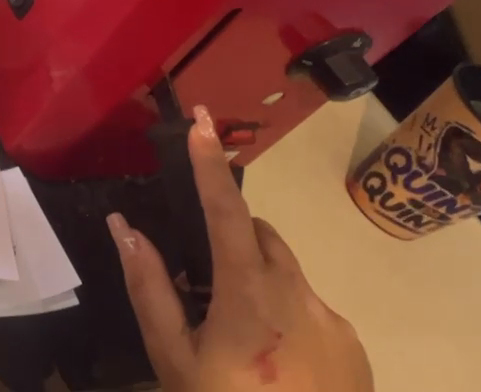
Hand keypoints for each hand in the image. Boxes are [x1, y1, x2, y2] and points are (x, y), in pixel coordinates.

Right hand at [108, 107, 374, 391]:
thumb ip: (149, 286)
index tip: (201, 118)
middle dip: (231, 236)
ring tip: (235, 335)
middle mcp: (299, 295)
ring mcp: (334, 324)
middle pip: (260, 237)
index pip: (226, 211)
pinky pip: (311, 310)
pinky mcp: (356, 352)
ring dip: (257, 279)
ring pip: (286, 274)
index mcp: (250, 293)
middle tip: (200, 281)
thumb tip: (124, 225)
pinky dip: (285, 314)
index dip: (210, 163)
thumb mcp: (173, 358)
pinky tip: (272, 363)